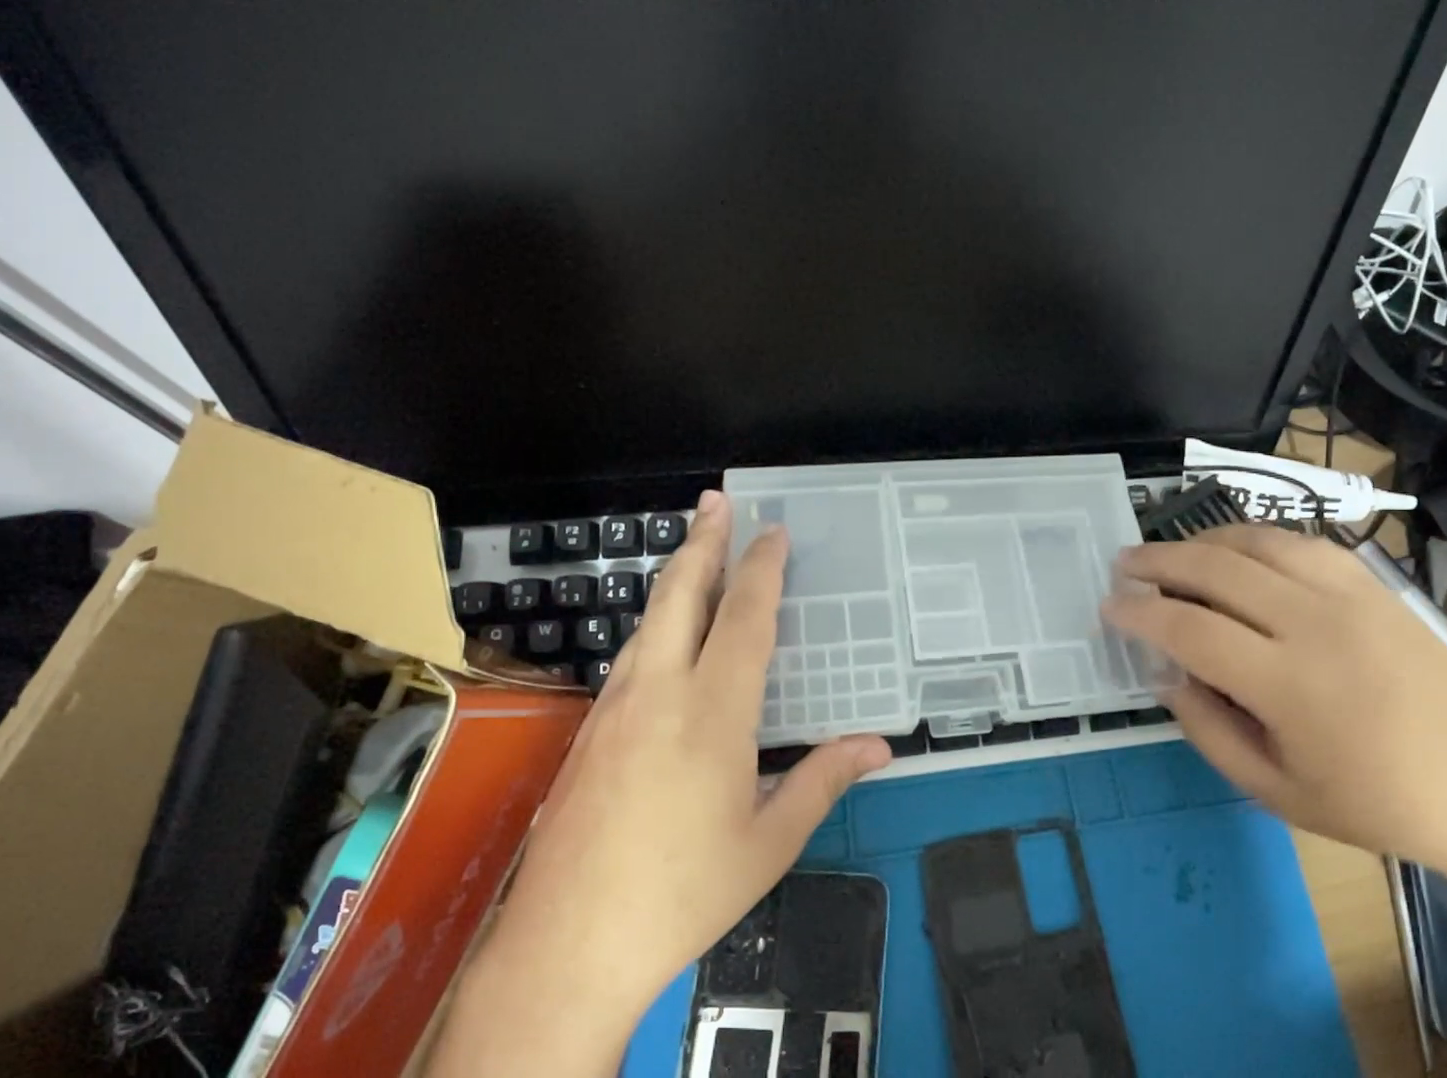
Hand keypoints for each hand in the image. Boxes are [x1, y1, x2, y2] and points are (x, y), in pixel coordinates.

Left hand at [435, 491, 889, 1075]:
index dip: (761, 569)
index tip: (773, 531)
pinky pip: (628, 660)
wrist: (569, 944)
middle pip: (679, 596)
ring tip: (693, 553)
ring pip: (646, 623)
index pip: (743, 618)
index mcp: (713, 712)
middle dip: (702, 543)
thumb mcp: (770, 841)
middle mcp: (658, 693)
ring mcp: (613, 710)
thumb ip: (822, 781)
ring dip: (673, 579)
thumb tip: (877, 746)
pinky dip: (654, 628)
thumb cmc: (685, 892)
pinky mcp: (587, 734)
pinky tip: (662, 641)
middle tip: (717, 501)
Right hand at [1103, 524, 1446, 876]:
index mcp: (1289, 684)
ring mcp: (1354, 596)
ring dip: (1206, 541)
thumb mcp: (1273, 791)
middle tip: (1125, 565)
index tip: (1109, 608)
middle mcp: (1318, 624)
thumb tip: (1165, 675)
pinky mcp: (1380, 587)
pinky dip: (1259, 540)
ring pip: (1261, 543)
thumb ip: (1208, 729)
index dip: (1140, 614)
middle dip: (1160, 562)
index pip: (1190, 629)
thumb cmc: (1373, 804)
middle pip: (1218, 570)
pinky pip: (1305, 544)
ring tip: (1174, 552)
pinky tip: (1240, 553)